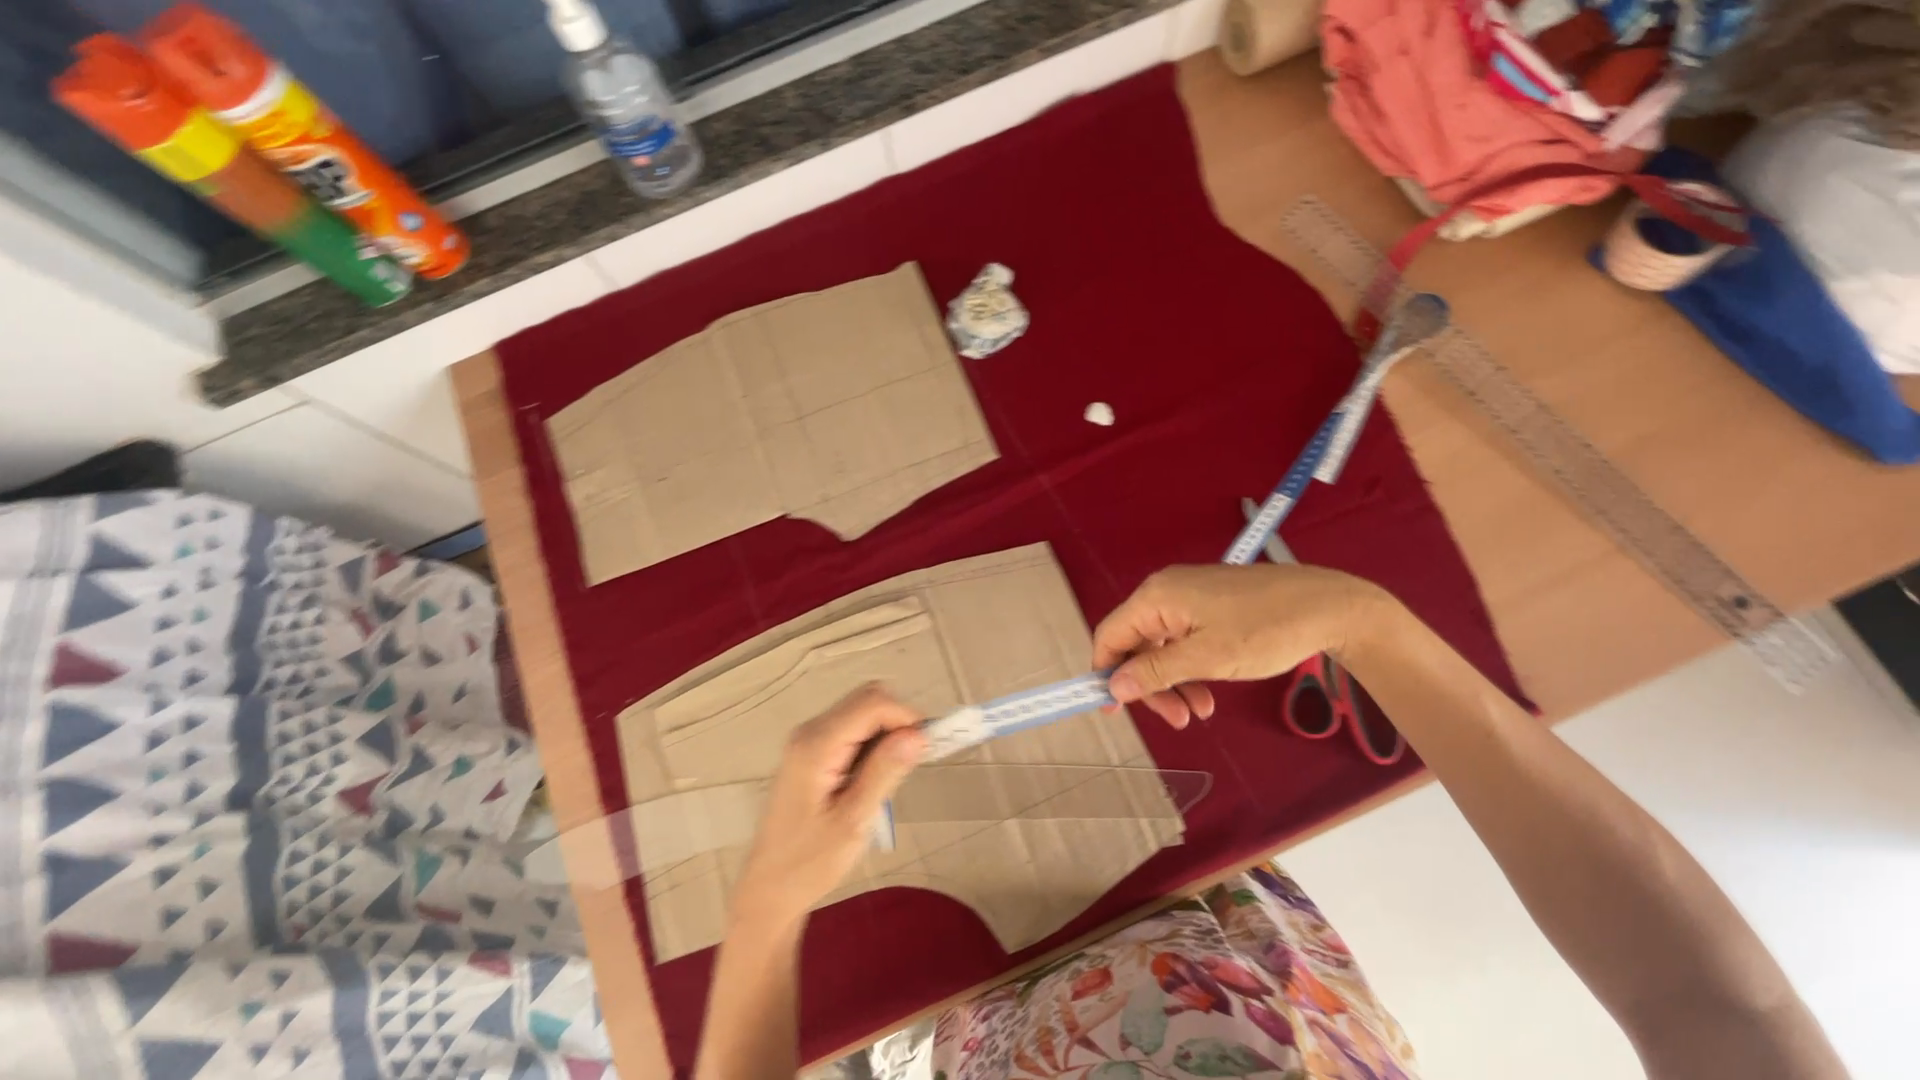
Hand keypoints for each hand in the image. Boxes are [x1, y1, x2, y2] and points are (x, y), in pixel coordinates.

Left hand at [730, 685, 926, 927]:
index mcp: (816, 745)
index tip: (926, 749)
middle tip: (913, 763)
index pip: (872, 702)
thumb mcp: (854, 821)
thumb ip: (884, 772)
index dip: (906, 717)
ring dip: (887, 733)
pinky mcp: (811, 753)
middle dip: (898, 722)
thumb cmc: (810, 862)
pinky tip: (875, 778)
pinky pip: (851, 730)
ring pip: (861, 713)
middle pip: (866, 700)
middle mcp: (810, 732)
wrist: (770, 888)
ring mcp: (807, 741)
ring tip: (894, 776)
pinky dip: (873, 743)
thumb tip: (918, 735)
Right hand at [1092, 564, 1390, 727]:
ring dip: (1174, 683)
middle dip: (1152, 686)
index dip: (1107, 674)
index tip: (1116, 711)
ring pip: (1161, 648)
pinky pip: (1183, 640)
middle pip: (1136, 645)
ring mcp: (1188, 597)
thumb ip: (1156, 672)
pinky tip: (1210, 692)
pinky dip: (1190, 669)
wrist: (1328, 606)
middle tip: (1178, 721)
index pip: (1110, 636)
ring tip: (1201, 712)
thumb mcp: (1207, 658)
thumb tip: (1113, 687)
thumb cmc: (1264, 631)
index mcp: (1156, 597)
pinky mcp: (1209, 605)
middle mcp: (1164, 592)